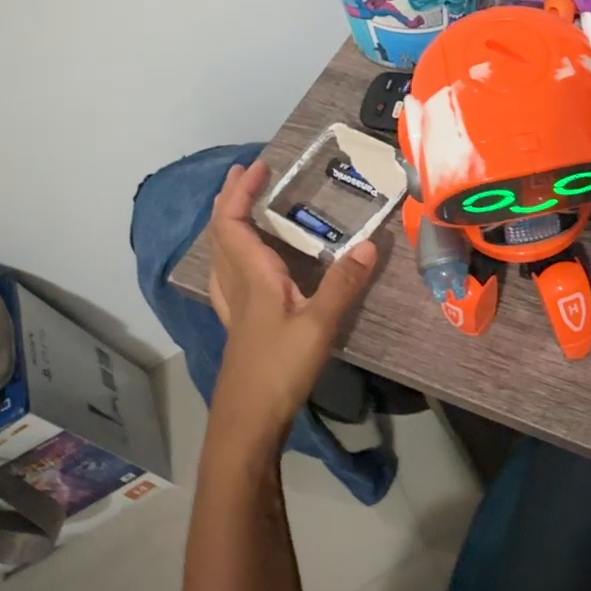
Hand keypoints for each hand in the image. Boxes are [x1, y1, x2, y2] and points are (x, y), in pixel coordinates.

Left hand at [205, 161, 377, 448]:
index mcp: (252, 278)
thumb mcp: (319, 326)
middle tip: (247, 173)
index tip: (260, 166)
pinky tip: (246, 264)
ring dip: (228, 223)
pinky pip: (228, 276)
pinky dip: (233, 254)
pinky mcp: (240, 326)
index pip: (231, 224)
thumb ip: (343, 285)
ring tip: (244, 206)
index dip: (239, 192)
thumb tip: (369, 244)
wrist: (247, 423)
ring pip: (220, 255)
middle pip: (220, 233)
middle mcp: (237, 286)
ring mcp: (235, 308)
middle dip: (230, 199)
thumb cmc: (278, 371)